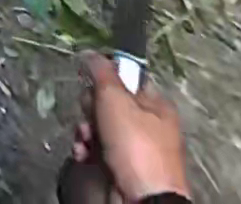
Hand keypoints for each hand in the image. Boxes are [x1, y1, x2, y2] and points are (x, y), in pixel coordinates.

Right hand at [73, 52, 189, 201]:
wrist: (142, 203)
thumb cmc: (134, 144)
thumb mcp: (114, 97)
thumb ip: (100, 71)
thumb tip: (89, 52)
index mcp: (157, 105)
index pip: (126, 78)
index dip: (105, 77)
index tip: (91, 82)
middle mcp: (149, 125)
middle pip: (109, 102)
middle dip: (91, 107)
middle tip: (89, 113)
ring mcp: (136, 150)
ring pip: (100, 126)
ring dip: (86, 129)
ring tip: (85, 138)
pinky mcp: (123, 169)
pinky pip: (99, 149)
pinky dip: (87, 149)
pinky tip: (83, 153)